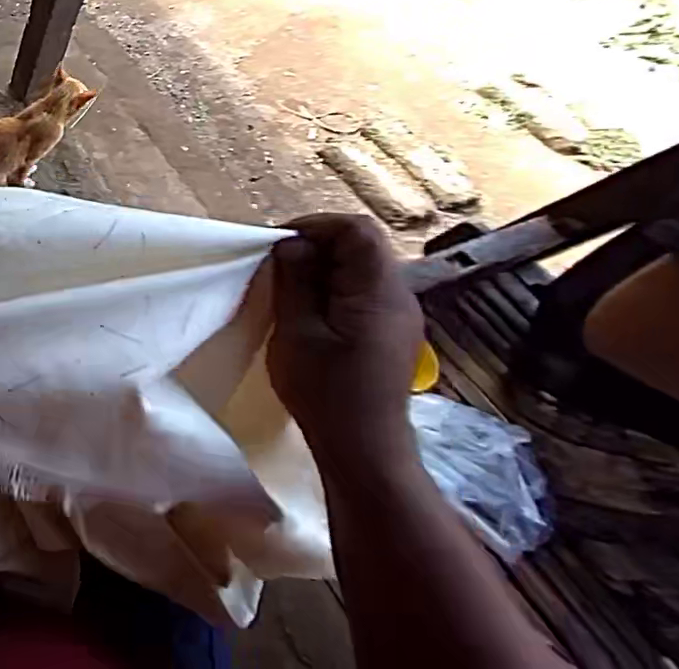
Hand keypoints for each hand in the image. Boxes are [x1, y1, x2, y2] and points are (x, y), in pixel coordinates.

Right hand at [266, 214, 423, 457]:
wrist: (365, 453)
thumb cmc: (326, 394)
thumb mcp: (297, 333)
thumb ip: (295, 281)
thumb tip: (293, 245)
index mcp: (379, 293)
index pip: (358, 231)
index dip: (317, 225)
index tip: (281, 243)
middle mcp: (399, 297)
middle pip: (361, 246)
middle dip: (316, 247)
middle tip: (279, 267)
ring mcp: (399, 316)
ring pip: (361, 268)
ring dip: (323, 268)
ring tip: (290, 290)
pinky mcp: (392, 332)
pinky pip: (363, 291)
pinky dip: (334, 288)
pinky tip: (310, 313)